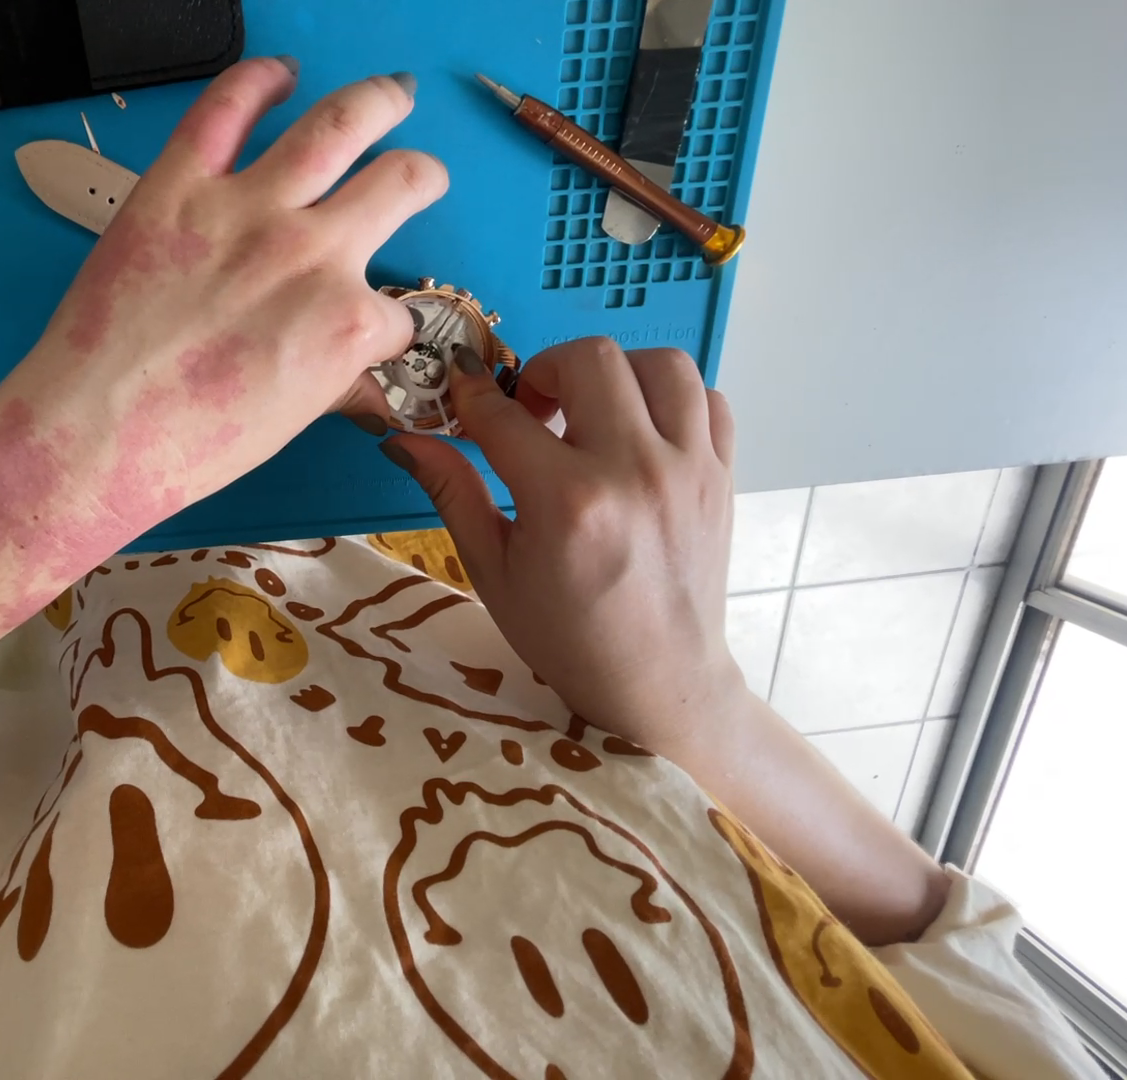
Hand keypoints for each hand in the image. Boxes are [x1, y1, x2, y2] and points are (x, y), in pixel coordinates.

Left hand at [0, 57, 444, 534]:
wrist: (98, 435)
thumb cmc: (190, 448)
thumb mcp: (287, 422)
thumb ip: (334, 380)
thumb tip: (362, 370)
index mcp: (345, 324)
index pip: (396, 312)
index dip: (389, 324)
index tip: (372, 327)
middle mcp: (313, 253)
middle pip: (399, 185)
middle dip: (422, 179)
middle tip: (421, 175)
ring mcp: (247, 209)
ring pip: (339, 123)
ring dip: (379, 101)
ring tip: (393, 94)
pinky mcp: (178, 184)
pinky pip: (228, 105)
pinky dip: (260, 77)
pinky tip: (281, 74)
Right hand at [381, 337, 743, 751]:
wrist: (655, 680)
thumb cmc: (562, 635)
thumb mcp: (490, 569)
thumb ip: (452, 491)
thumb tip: (404, 440)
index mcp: (566, 501)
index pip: (505, 416)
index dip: (471, 395)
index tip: (461, 390)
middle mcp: (634, 469)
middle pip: (589, 359)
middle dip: (543, 370)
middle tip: (528, 411)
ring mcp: (690, 467)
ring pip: (658, 362)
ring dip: (610, 373)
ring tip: (585, 413)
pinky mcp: (722, 474)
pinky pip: (706, 396)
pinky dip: (664, 396)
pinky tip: (634, 430)